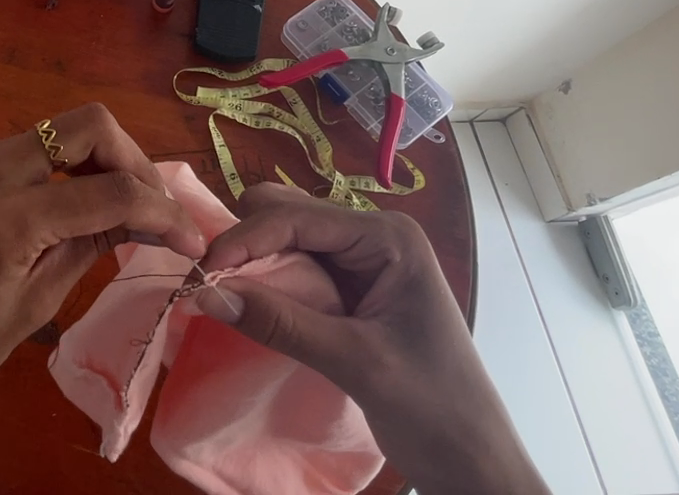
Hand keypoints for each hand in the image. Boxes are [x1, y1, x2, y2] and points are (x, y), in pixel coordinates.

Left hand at [0, 102, 206, 408]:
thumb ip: (94, 246)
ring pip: (66, 128)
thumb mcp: (39, 303)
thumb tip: (151, 220)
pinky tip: (86, 203)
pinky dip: (74, 166)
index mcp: (8, 217)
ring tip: (128, 209)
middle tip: (155, 210)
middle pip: (90, 125)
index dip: (161, 210)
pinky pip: (39, 145)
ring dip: (106, 160)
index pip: (109, 191)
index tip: (192, 238)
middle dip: (134, 161)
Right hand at [196, 182, 547, 494]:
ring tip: (227, 295)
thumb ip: (281, 323)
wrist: (476, 466)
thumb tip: (205, 294)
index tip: (202, 274)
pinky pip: (291, 263)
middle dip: (245, 241)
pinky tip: (251, 303)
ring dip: (251, 259)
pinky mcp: (347, 284)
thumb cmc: (433, 410)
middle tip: (214, 284)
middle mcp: (370, 233)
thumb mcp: (355, 363)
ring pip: (283, 234)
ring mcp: (359, 257)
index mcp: (386, 236)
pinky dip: (264, 278)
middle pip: (285, 211)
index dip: (244, 239)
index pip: (296, 217)